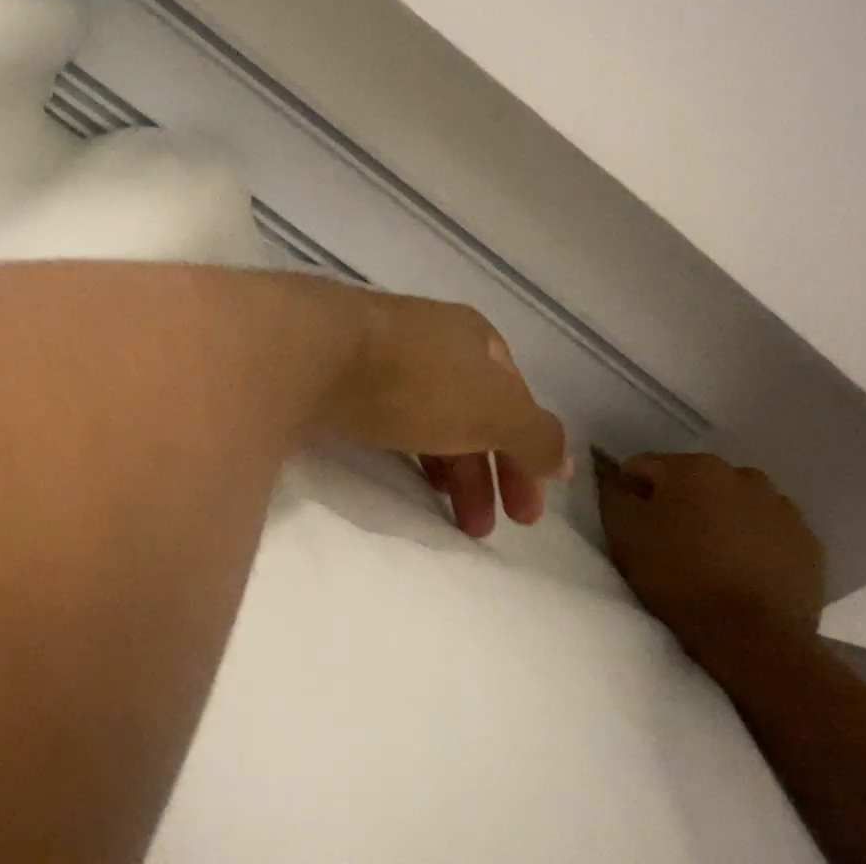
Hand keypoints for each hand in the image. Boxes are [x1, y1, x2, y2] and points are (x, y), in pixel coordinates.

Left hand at [315, 294, 567, 535]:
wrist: (303, 351)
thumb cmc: (411, 378)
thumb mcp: (494, 409)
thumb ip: (535, 436)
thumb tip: (562, 462)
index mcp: (471, 337)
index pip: (514, 400)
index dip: (528, 455)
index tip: (528, 513)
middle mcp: (425, 338)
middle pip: (468, 412)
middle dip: (485, 473)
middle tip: (484, 529)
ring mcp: (372, 355)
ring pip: (424, 417)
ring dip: (446, 469)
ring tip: (448, 517)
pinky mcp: (329, 377)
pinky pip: (380, 418)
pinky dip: (402, 450)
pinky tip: (397, 475)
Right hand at [599, 453, 824, 653]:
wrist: (751, 634)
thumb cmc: (676, 575)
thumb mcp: (622, 531)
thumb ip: (613, 495)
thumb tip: (620, 483)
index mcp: (694, 468)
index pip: (644, 466)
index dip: (629, 491)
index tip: (629, 522)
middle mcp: (743, 476)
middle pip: (693, 481)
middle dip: (678, 501)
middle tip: (667, 538)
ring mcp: (783, 509)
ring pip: (733, 503)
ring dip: (717, 518)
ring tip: (707, 554)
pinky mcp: (808, 542)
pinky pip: (766, 530)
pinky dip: (750, 540)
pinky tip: (739, 568)